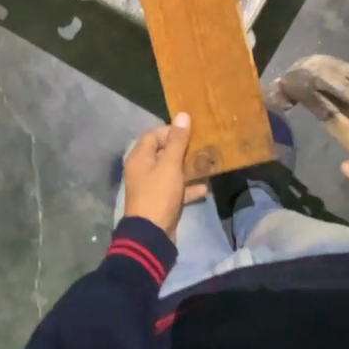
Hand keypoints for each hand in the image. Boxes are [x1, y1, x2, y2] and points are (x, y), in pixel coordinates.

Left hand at [123, 114, 207, 235]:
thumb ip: (177, 141)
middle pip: (164, 153)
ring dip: (189, 169)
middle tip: (203, 146)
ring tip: (208, 164)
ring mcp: (153, 187)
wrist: (152, 234)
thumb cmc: (158, 194)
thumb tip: (182, 115)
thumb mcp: (170, 165)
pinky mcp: (162, 202)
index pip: (153, 135)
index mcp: (140, 157)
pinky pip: (177, 190)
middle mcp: (143, 169)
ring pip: (172, 171)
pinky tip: (205, 188)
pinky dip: (189, 188)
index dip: (171, 131)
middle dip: (183, 150)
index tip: (190, 132)